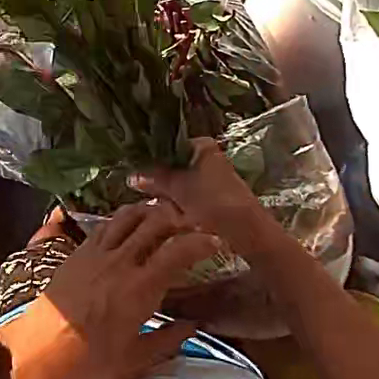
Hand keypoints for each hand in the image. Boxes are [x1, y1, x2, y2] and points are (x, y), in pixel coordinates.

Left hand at [0, 202, 221, 378]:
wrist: (42, 350)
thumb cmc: (91, 360)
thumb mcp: (138, 359)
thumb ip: (170, 339)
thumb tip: (192, 324)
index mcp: (140, 288)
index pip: (177, 251)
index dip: (201, 242)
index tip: (215, 243)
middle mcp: (119, 262)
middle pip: (152, 222)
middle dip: (176, 218)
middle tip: (189, 225)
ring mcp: (94, 253)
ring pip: (124, 217)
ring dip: (146, 211)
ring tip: (160, 215)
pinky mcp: (76, 253)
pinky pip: (102, 226)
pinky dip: (119, 220)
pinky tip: (126, 227)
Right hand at [131, 139, 277, 251]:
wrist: (247, 232)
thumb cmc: (213, 202)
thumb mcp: (177, 186)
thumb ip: (153, 177)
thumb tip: (131, 174)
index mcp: (201, 146)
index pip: (164, 146)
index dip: (148, 161)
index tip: (136, 174)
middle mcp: (206, 156)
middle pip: (170, 164)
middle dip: (157, 180)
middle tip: (145, 192)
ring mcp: (210, 176)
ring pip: (176, 181)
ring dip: (166, 193)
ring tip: (160, 205)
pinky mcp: (212, 195)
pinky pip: (186, 194)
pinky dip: (177, 203)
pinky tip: (172, 213)